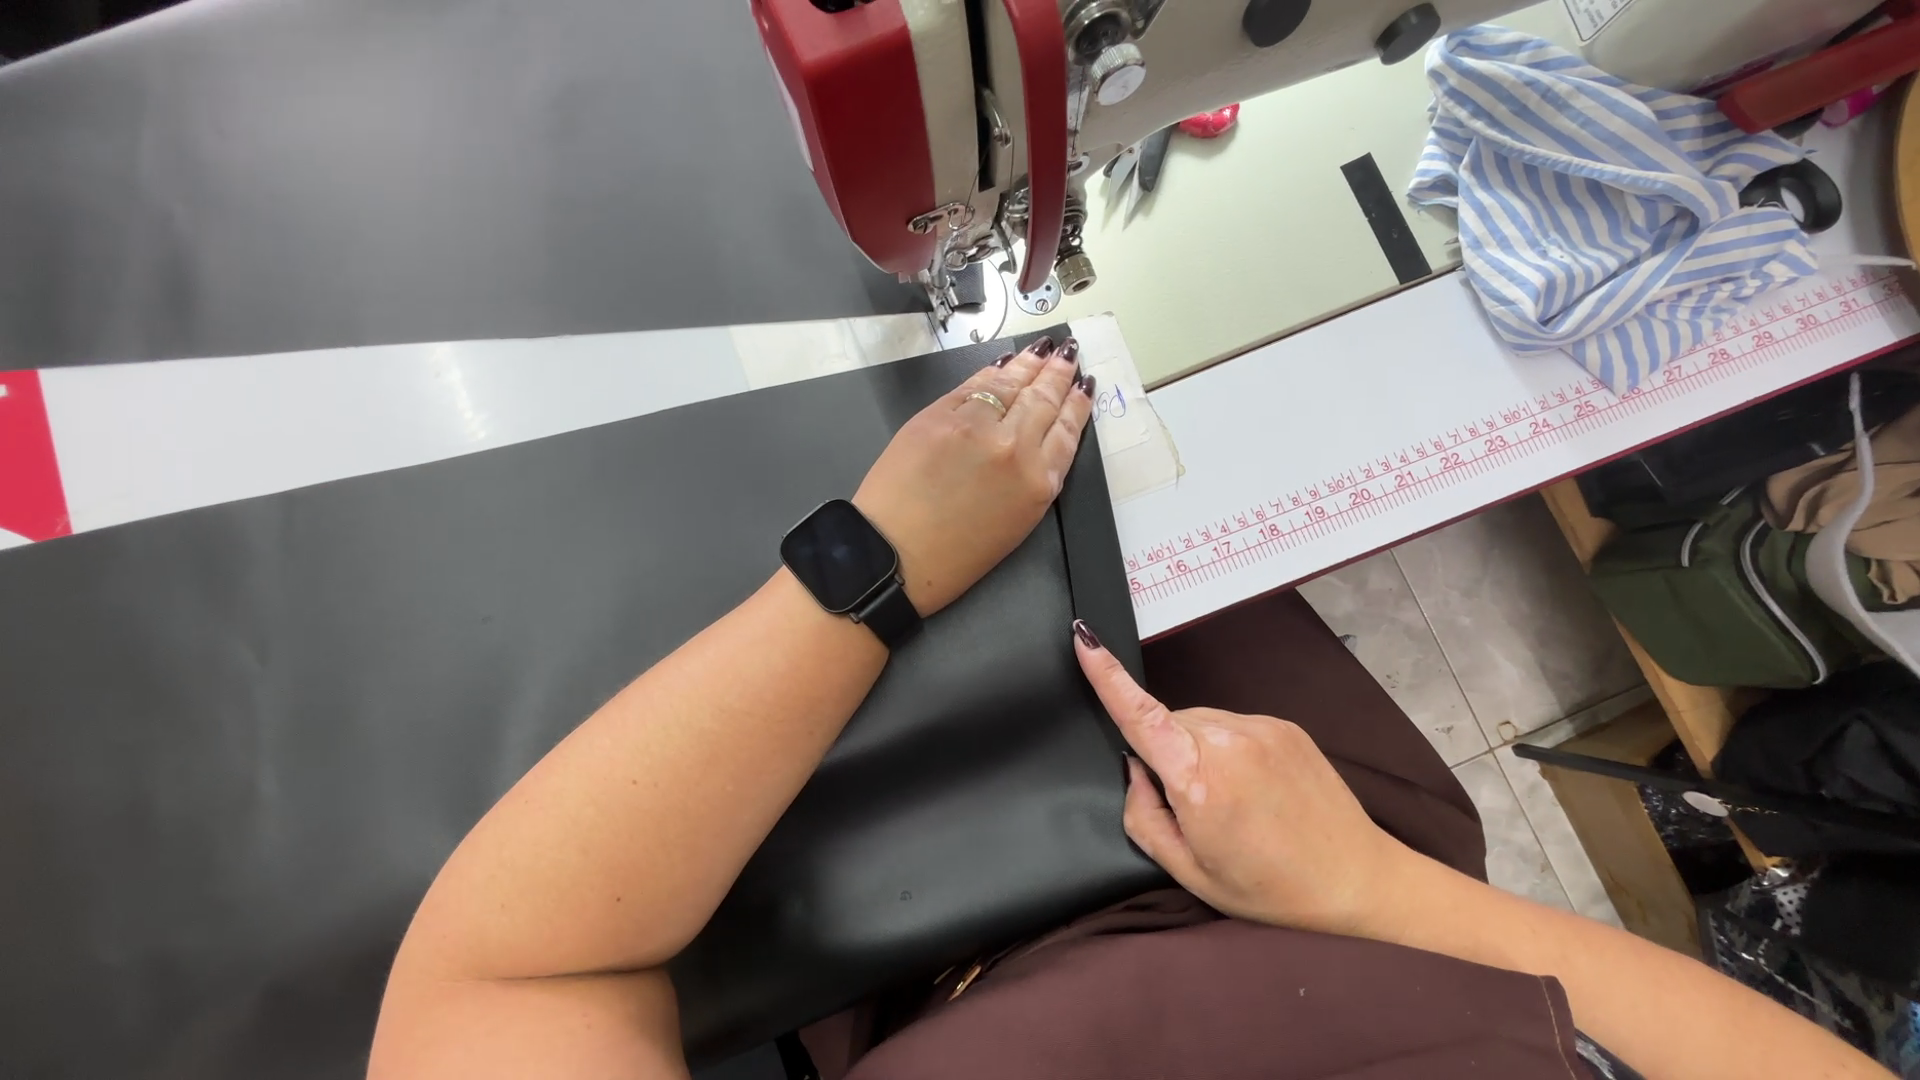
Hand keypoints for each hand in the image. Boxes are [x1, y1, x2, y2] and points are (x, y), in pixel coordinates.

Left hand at [854, 338, 1094, 615]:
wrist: (894, 557)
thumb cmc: (954, 557)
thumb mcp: (1015, 524)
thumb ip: (1032, 479)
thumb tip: (1034, 440)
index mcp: (1038, 483)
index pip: (1067, 431)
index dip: (1077, 404)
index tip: (1084, 385)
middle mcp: (1014, 447)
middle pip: (1042, 400)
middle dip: (1058, 373)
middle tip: (1068, 352)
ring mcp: (974, 426)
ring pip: (1009, 384)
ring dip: (1029, 364)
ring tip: (1043, 349)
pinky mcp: (938, 416)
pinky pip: (972, 384)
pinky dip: (990, 371)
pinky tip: (1002, 364)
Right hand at [1073, 624, 1423, 938]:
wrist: (1358, 880)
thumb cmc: (1272, 888)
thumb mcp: (1190, 871)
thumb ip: (1144, 816)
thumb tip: (1135, 770)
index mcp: (1199, 781)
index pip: (1139, 715)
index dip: (1106, 675)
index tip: (1085, 638)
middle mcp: (1228, 742)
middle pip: (1168, 724)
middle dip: (1166, 755)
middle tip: (1195, 808)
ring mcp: (1259, 728)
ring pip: (1198, 723)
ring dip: (1197, 751)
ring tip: (1233, 801)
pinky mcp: (1283, 725)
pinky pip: (1231, 725)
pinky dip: (1227, 749)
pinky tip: (1254, 787)